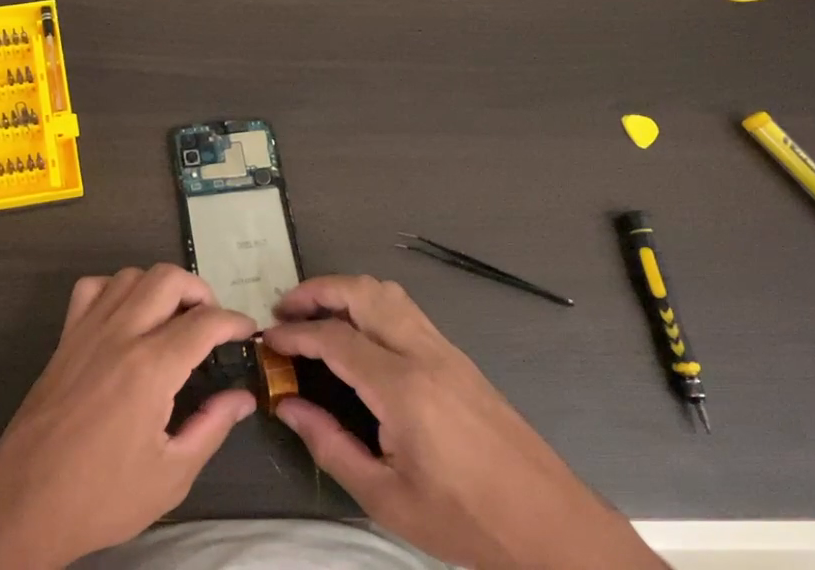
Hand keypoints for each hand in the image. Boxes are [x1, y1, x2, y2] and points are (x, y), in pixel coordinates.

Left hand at [0, 265, 257, 569]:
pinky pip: (91, 289)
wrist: (25, 503)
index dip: (235, 322)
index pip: (205, 322)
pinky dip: (116, 290)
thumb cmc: (102, 497)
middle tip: (213, 324)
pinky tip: (127, 317)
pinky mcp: (64, 340)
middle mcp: (119, 335)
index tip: (249, 333)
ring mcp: (86, 332)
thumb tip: (242, 397)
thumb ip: (211, 427)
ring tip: (174, 318)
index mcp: (151, 368)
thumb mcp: (171, 475)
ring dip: (159, 286)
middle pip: (167, 279)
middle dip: (201, 291)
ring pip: (129, 275)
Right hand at [263, 276, 664, 569]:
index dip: (294, 334)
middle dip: (317, 291)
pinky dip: (371, 304)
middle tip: (284, 310)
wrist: (548, 522)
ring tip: (315, 314)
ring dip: (346, 291)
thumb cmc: (463, 517)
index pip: (334, 338)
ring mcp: (446, 351)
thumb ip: (329, 445)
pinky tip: (357, 333)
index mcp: (403, 388)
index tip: (266, 341)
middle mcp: (424, 354)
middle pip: (363, 293)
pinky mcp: (459, 358)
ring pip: (389, 293)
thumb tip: (287, 406)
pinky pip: (407, 310)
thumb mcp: (385, 497)